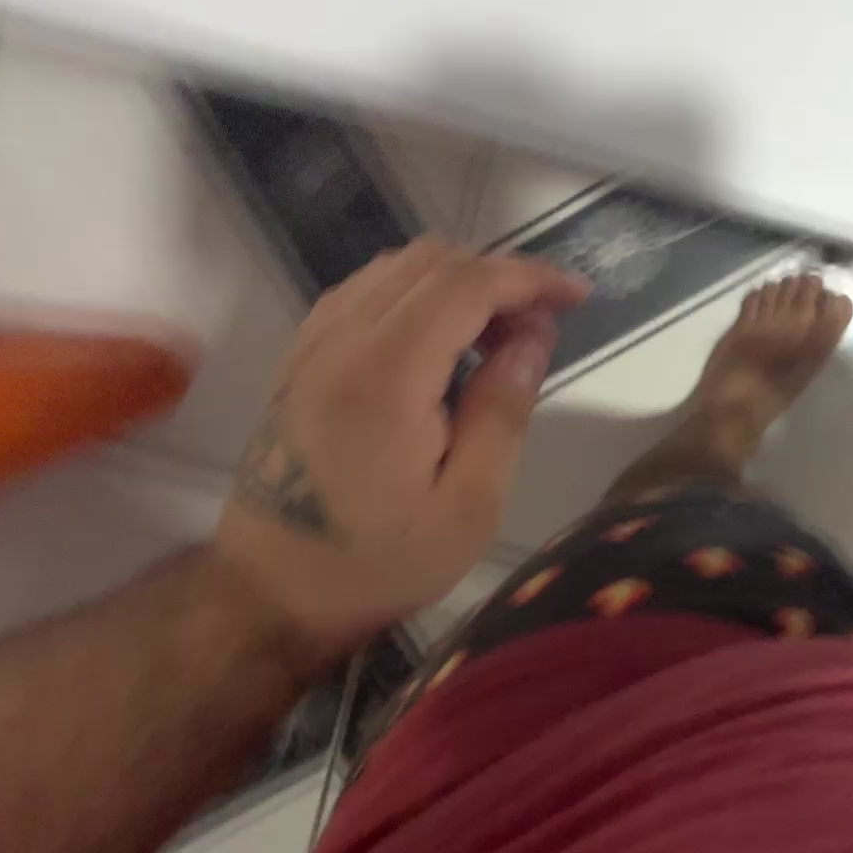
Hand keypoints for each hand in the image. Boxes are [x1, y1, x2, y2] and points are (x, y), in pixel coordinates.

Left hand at [212, 238, 588, 662]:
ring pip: (396, 268)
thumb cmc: (383, 562)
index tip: (579, 296)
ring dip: (459, 285)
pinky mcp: (302, 359)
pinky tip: (444, 347)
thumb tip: (534, 336)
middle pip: (430, 261)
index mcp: (385, 375)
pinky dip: (419, 298)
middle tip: (539, 332)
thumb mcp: (470, 504)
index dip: (530, 278)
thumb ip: (503, 410)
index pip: (466, 284)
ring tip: (498, 340)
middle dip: (499, 278)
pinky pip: (367, 293)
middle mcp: (340, 340)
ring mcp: (312, 344)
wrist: (274, 591)